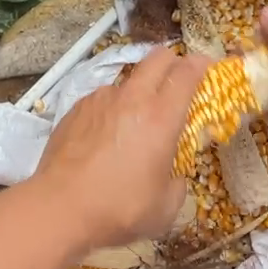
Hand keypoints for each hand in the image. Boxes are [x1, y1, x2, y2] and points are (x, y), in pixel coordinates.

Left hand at [25, 47, 209, 250]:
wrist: (61, 205)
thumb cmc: (119, 208)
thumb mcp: (164, 209)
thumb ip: (176, 185)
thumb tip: (173, 175)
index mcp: (160, 118)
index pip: (185, 75)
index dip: (199, 64)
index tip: (206, 64)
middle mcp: (132, 98)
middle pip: (157, 59)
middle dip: (172, 60)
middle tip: (177, 76)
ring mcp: (101, 98)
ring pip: (128, 80)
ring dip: (139, 90)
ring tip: (135, 121)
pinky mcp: (78, 105)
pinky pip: (103, 98)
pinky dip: (112, 109)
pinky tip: (105, 136)